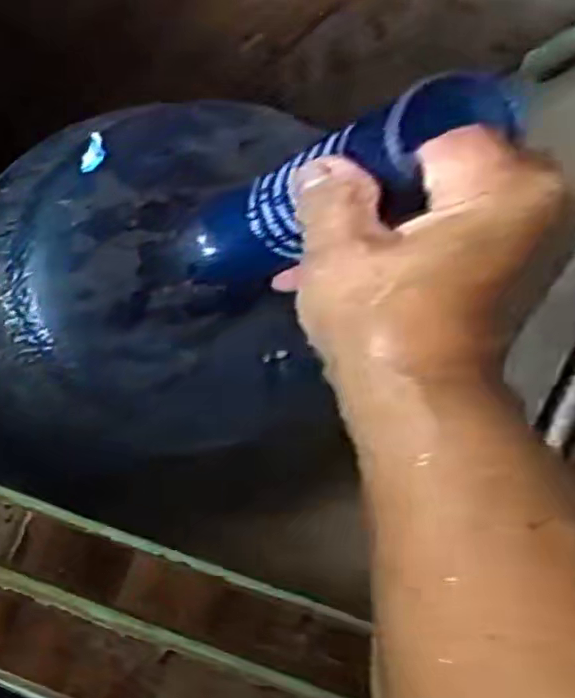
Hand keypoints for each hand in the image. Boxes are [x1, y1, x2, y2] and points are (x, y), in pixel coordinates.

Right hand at [275, 126, 572, 395]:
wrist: (413, 387)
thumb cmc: (376, 318)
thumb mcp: (336, 258)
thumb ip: (332, 204)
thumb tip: (322, 166)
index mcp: (506, 186)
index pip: (445, 141)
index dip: (385, 164)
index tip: (337, 198)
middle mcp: (542, 200)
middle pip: (459, 171)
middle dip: (392, 194)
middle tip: (334, 227)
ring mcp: (536, 238)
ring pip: (457, 208)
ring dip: (396, 226)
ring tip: (339, 257)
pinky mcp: (516, 271)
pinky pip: (465, 238)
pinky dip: (416, 249)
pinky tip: (367, 276)